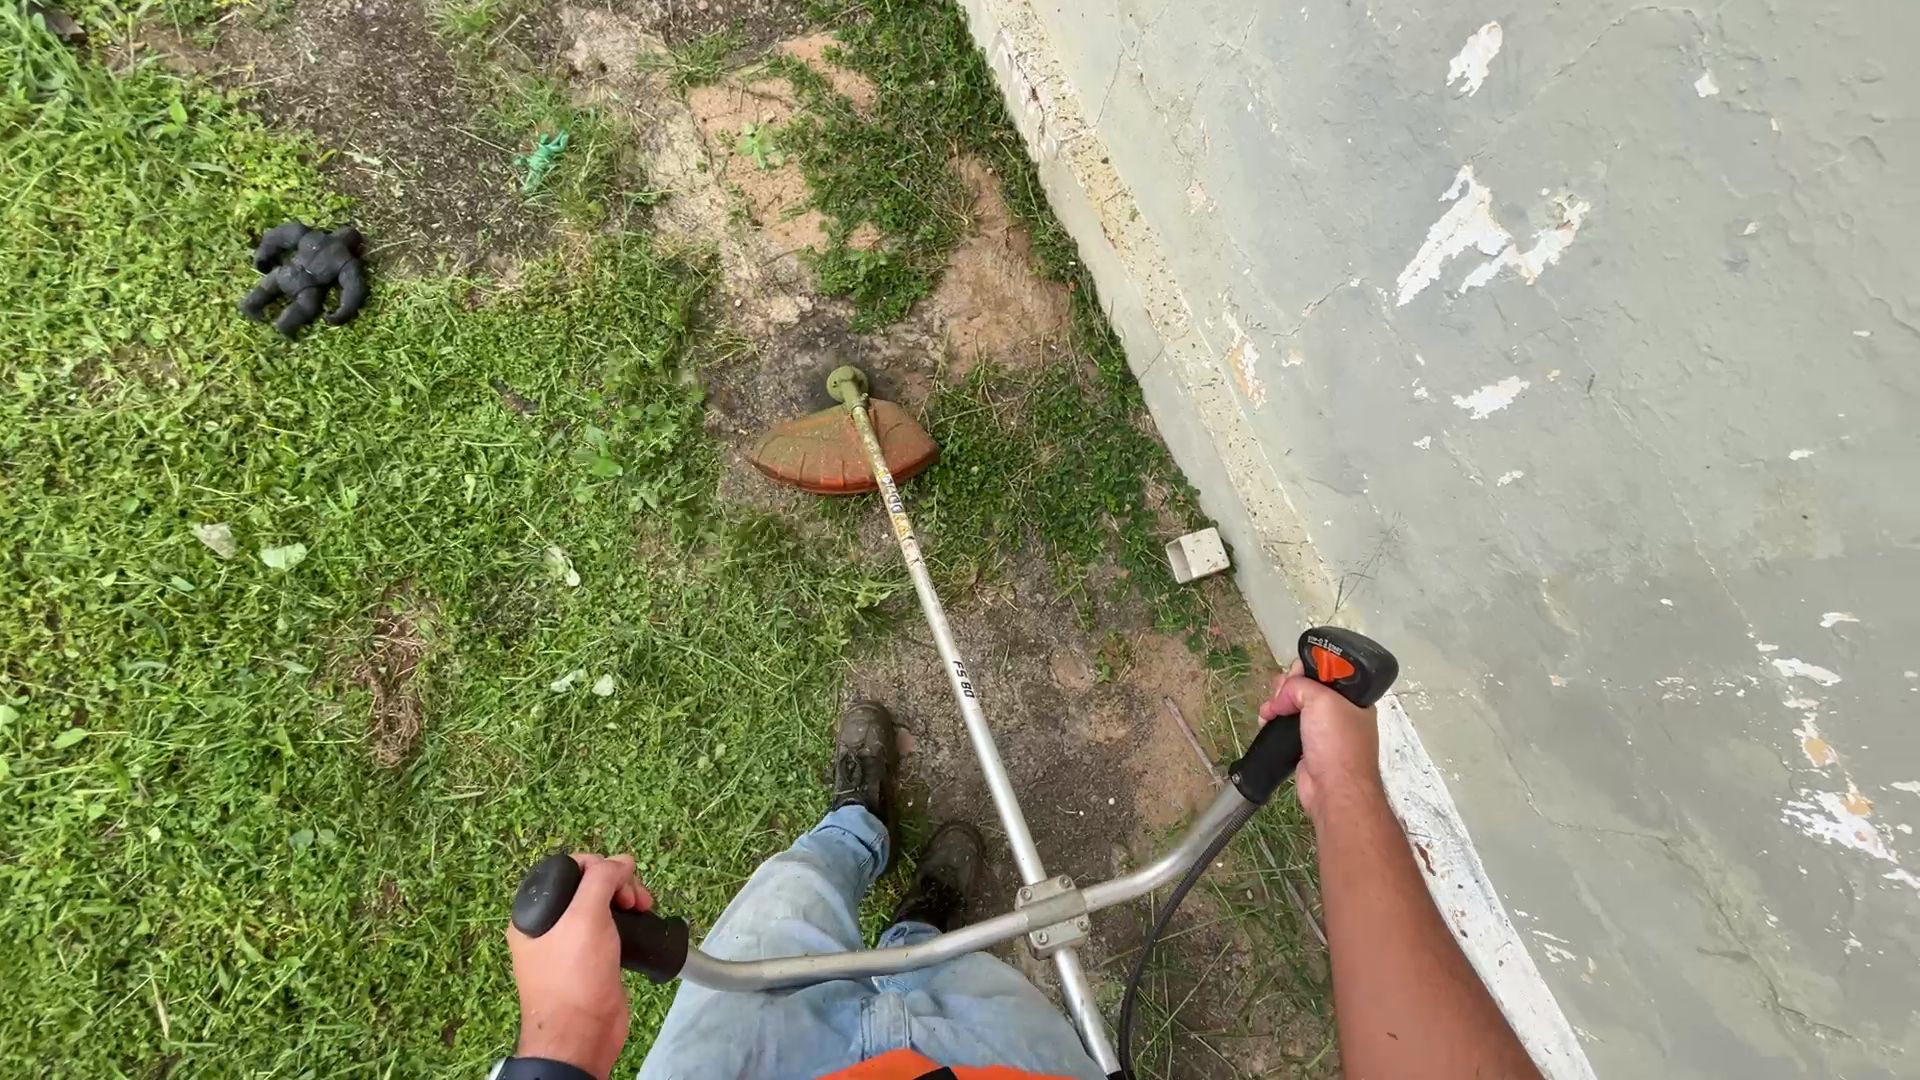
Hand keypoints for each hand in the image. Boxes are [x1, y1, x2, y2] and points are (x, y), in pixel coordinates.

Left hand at [506, 853, 652, 1079]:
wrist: (581, 1035)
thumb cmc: (575, 973)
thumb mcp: (586, 917)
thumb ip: (602, 879)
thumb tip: (624, 860)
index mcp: (533, 914)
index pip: (568, 868)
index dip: (599, 866)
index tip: (619, 882)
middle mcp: (548, 925)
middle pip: (590, 884)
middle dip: (619, 882)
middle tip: (636, 899)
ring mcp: (570, 943)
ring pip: (604, 902)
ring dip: (628, 897)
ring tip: (644, 909)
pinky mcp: (591, 958)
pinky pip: (611, 924)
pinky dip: (628, 918)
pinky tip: (641, 922)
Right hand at [1258, 659, 1383, 822]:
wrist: (1334, 789)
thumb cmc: (1336, 742)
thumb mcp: (1321, 700)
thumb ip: (1299, 686)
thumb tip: (1281, 697)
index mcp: (1352, 698)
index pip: (1326, 672)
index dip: (1306, 669)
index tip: (1293, 674)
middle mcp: (1339, 712)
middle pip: (1305, 686)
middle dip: (1286, 686)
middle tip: (1279, 694)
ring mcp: (1322, 730)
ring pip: (1293, 704)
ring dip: (1276, 703)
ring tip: (1269, 711)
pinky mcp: (1307, 745)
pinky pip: (1287, 723)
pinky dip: (1274, 719)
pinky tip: (1266, 720)